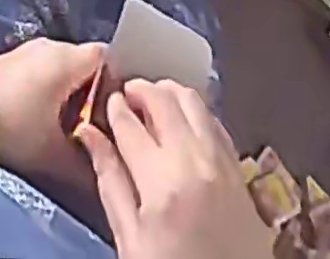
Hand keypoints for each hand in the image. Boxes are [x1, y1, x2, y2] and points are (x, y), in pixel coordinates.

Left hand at [0, 39, 105, 190]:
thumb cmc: (12, 124)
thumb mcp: (53, 153)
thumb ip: (85, 165)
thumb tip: (105, 176)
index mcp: (67, 59)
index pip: (107, 57)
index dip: (118, 82)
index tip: (121, 114)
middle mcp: (50, 46)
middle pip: (86, 63)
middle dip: (95, 95)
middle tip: (100, 128)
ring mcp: (27, 51)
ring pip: (63, 69)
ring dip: (70, 95)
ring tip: (72, 129)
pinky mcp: (10, 61)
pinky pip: (43, 71)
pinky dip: (50, 92)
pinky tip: (45, 120)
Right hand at [77, 79, 273, 258]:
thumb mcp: (130, 239)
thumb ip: (109, 179)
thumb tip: (89, 134)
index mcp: (160, 181)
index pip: (128, 121)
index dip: (113, 105)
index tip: (106, 103)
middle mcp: (193, 161)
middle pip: (162, 98)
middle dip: (138, 90)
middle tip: (125, 101)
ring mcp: (221, 163)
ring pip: (192, 100)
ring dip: (167, 94)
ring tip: (152, 109)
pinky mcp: (240, 171)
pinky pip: (214, 122)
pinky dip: (193, 112)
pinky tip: (181, 127)